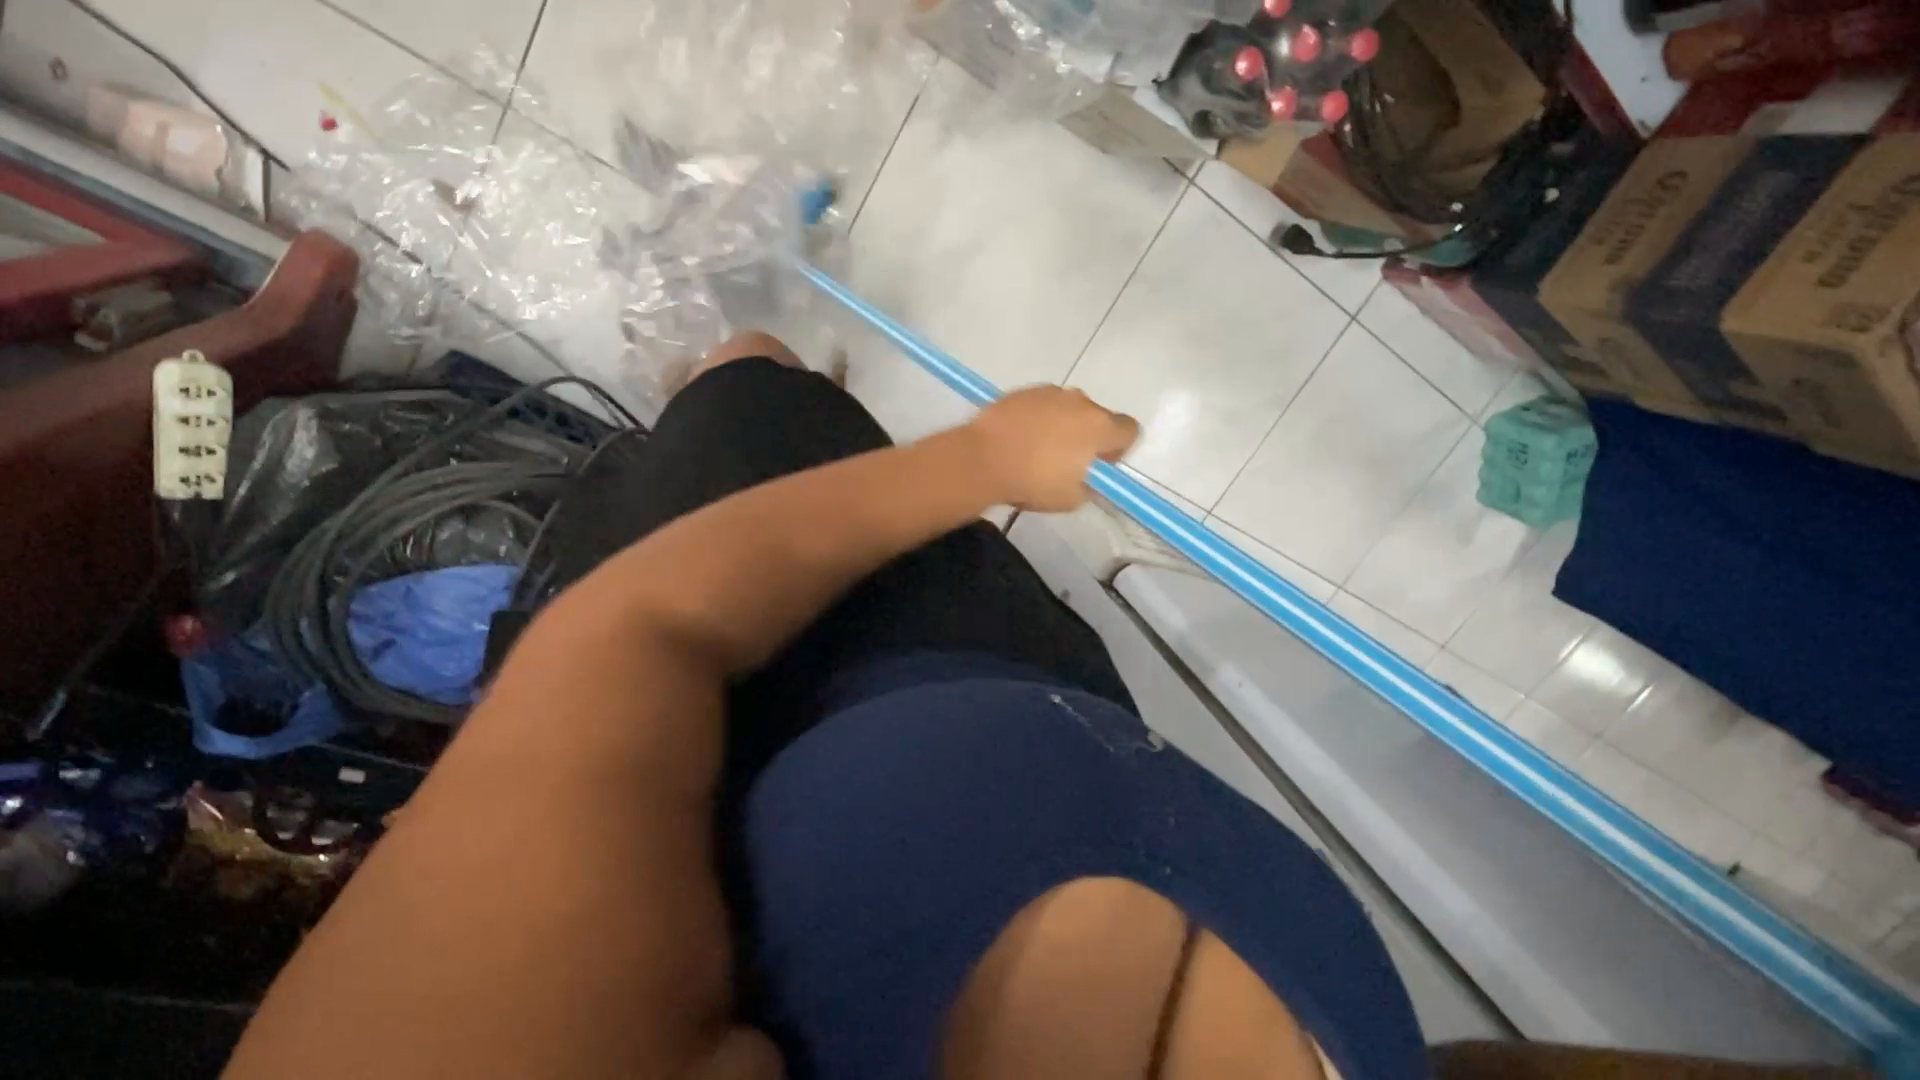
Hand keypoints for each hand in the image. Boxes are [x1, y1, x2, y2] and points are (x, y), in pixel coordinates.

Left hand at [959, 385, 1139, 511]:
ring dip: (1063, 425)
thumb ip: (1090, 486)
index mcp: (1099, 426)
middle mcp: (1080, 402)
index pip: (1129, 430)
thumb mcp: (1071, 499)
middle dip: (1090, 436)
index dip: (1118, 449)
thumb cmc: (1032, 482)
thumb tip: (1090, 479)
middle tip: (1067, 461)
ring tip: (1039, 449)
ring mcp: (1049, 392)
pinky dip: (1038, 418)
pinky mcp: (1023, 391)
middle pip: (1098, 417)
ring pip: (1069, 409)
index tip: (1099, 465)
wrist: (981, 459)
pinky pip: (1042, 405)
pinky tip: (1020, 438)